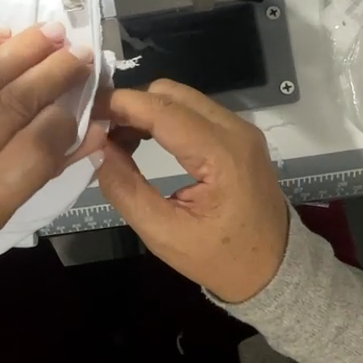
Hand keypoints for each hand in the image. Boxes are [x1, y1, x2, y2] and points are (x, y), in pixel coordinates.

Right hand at [94, 80, 289, 302]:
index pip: (162, 109)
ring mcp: (240, 129)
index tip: (87, 112)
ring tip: (117, 139)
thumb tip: (99, 150)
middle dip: (131, 105)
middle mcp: (235, 130)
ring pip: (181, 97)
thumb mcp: (164, 234)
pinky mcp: (238, 135)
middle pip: (171, 93)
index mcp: (221, 155)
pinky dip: (163, 117)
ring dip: (145, 110)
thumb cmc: (220, 258)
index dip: (121, 104)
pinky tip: (142, 140)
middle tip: (100, 131)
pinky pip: (193, 111)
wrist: (275, 270)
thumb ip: (126, 189)